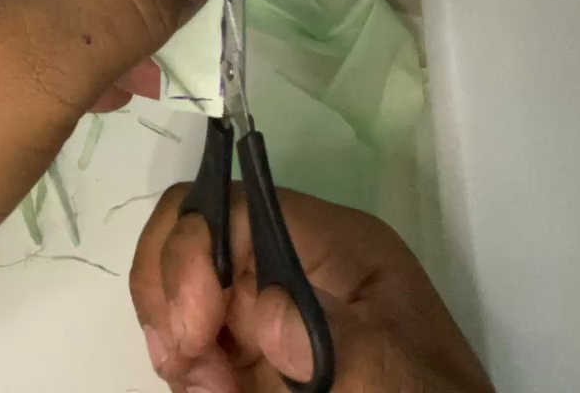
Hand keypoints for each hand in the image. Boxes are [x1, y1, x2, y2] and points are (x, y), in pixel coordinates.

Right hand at [131, 187, 492, 392]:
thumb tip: (271, 310)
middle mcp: (285, 254)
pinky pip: (181, 321)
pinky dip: (177, 356)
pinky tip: (202, 390)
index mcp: (330, 243)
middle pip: (189, 225)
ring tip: (200, 389)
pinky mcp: (242, 337)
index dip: (194, 250)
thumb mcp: (411, 387)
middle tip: (185, 360)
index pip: (234, 205)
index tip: (192, 331)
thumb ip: (350, 347)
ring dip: (168, 325)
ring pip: (173, 271)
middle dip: (169, 287)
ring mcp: (260, 294)